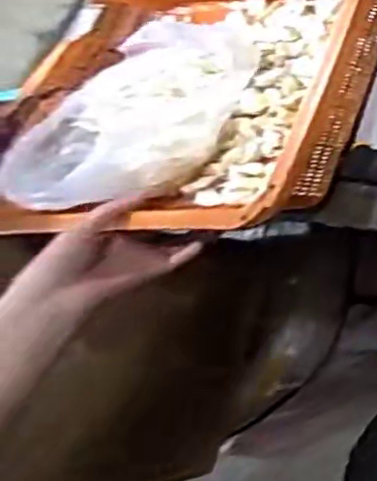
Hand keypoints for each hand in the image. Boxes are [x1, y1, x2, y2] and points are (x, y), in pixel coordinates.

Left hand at [0, 194, 202, 331]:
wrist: (54, 296)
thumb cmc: (61, 259)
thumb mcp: (83, 226)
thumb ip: (116, 208)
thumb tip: (155, 189)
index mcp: (115, 230)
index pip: (144, 211)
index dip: (162, 198)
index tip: (181, 184)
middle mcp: (135, 241)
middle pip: (166, 222)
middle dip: (185, 210)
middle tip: (208, 193)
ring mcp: (147, 255)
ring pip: (179, 238)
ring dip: (197, 227)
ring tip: (218, 211)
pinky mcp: (156, 268)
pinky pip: (181, 256)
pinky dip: (197, 247)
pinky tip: (210, 235)